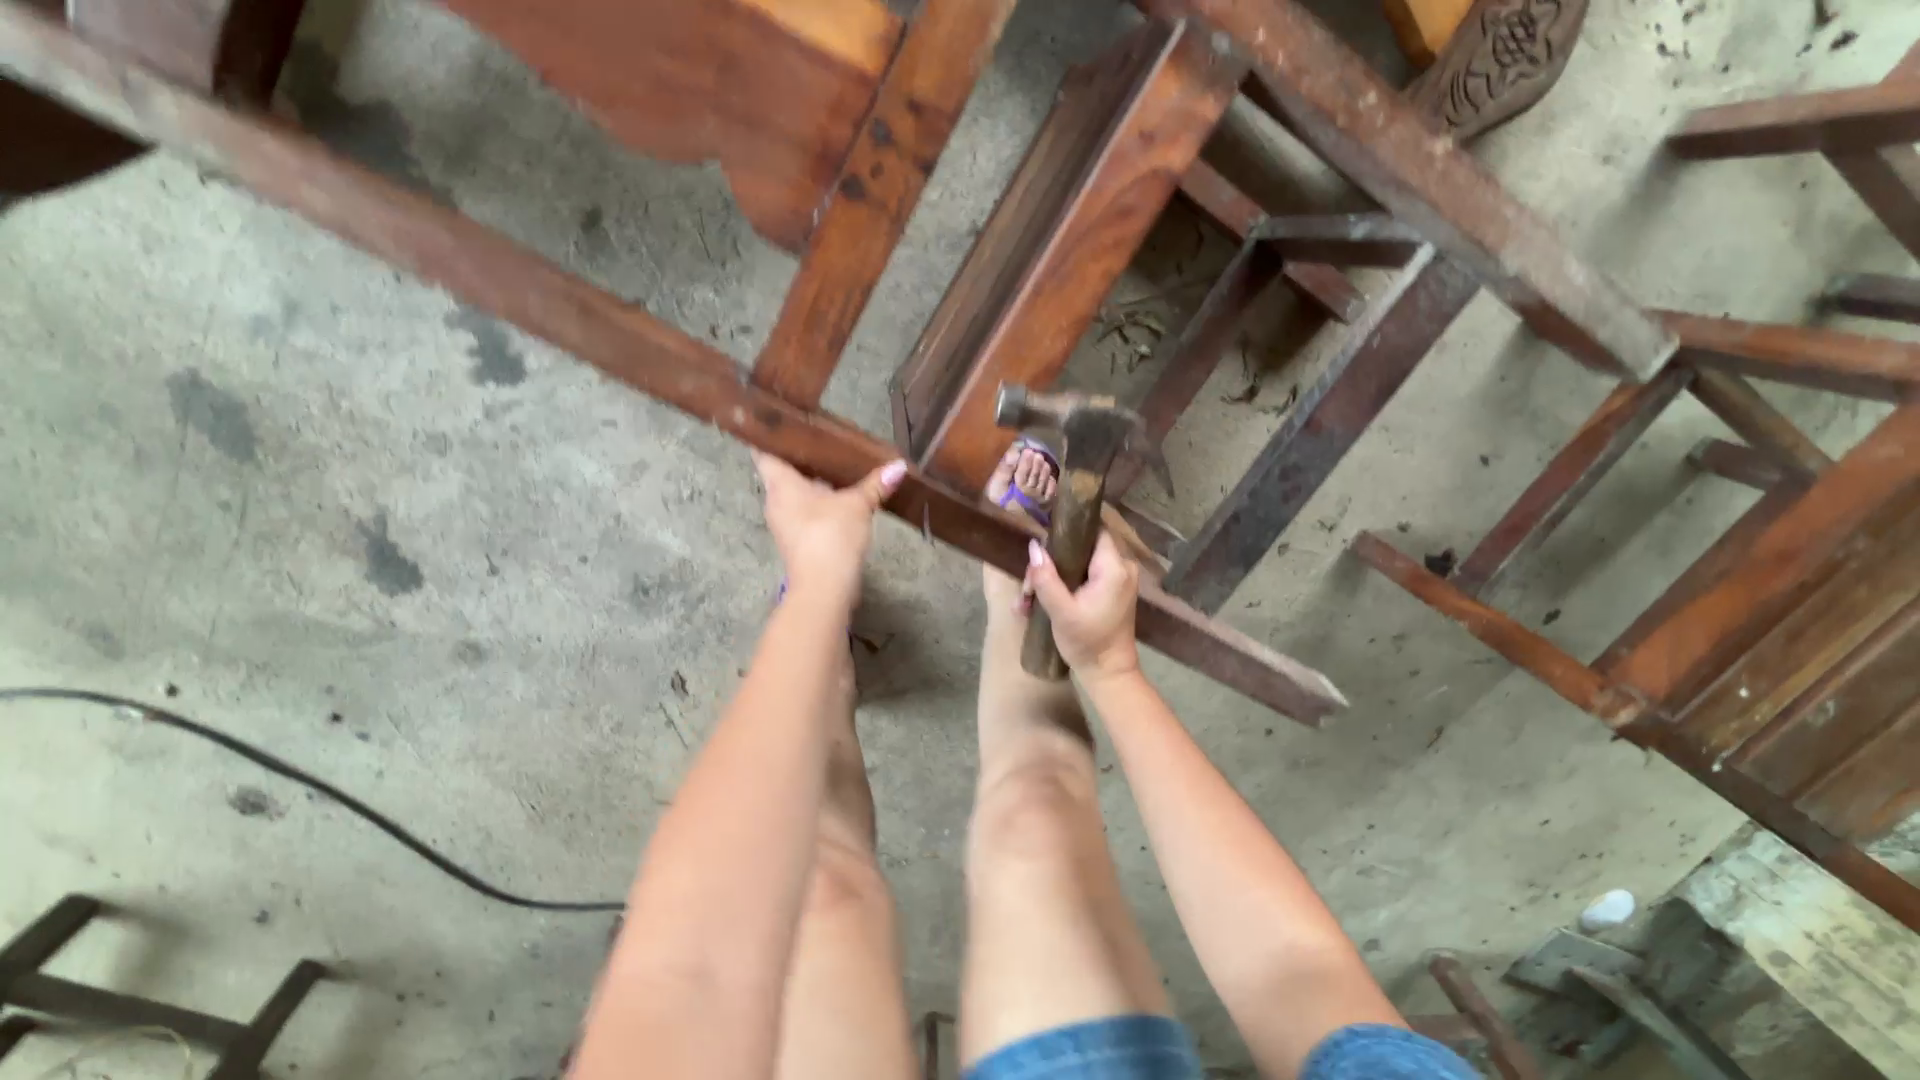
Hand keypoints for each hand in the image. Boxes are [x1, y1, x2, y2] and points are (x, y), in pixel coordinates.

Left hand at [752, 451, 906, 608]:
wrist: (824, 587)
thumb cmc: (831, 535)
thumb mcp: (857, 505)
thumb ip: (875, 484)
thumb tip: (898, 466)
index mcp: (780, 484)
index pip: (764, 452)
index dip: (771, 437)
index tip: (783, 423)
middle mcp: (775, 501)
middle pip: (781, 473)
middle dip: (800, 459)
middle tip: (822, 440)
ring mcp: (784, 524)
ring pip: (794, 495)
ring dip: (811, 484)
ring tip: (835, 467)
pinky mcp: (796, 542)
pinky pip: (804, 514)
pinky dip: (818, 504)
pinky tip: (839, 499)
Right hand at [1024, 531, 1140, 680]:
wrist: (1108, 672)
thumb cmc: (1087, 643)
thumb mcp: (1061, 612)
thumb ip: (1046, 578)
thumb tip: (1034, 546)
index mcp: (1114, 568)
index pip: (1093, 530)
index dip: (1067, 532)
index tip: (1043, 542)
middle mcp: (1122, 567)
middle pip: (1082, 547)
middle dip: (1052, 562)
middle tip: (1029, 585)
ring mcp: (1119, 578)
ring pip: (1080, 562)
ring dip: (1054, 576)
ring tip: (1030, 598)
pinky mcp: (1113, 589)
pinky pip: (1086, 575)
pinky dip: (1065, 584)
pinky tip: (1043, 600)